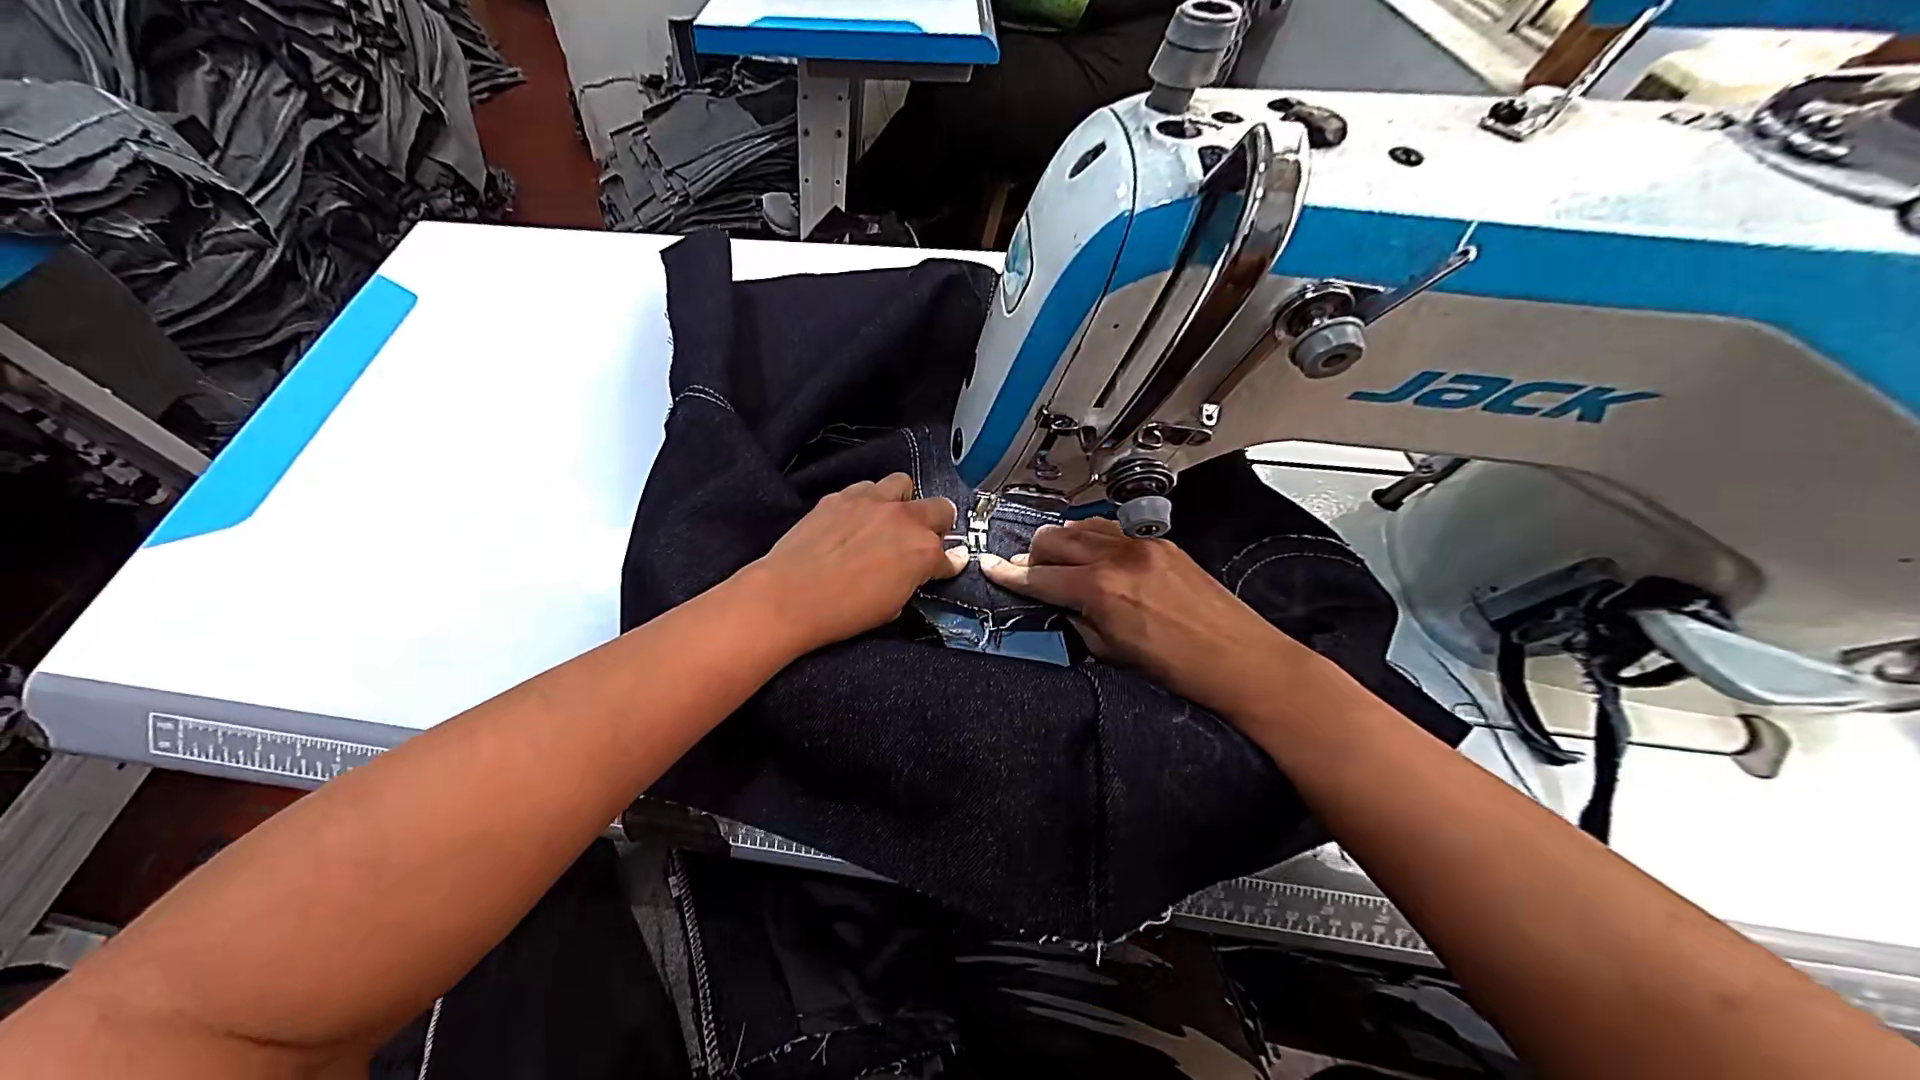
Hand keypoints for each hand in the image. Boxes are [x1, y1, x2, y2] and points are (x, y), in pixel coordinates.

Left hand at [743, 472, 967, 654]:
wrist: (790, 596)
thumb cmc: (842, 611)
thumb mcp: (892, 606)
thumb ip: (914, 580)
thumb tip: (925, 569)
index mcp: (922, 550)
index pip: (948, 554)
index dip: (946, 563)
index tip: (942, 567)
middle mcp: (903, 518)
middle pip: (939, 508)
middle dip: (937, 523)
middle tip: (923, 539)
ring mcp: (871, 502)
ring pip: (901, 484)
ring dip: (902, 501)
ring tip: (888, 521)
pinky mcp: (840, 497)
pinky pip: (865, 488)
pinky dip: (868, 501)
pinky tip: (856, 520)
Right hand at [980, 518, 1331, 718]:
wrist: (1243, 660)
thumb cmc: (1182, 668)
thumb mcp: (1114, 653)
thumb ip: (1079, 621)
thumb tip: (1060, 604)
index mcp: (1100, 590)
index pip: (1039, 576)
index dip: (1009, 574)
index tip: (991, 568)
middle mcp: (1118, 558)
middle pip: (1054, 540)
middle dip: (1033, 555)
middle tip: (1025, 571)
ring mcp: (1141, 545)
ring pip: (1082, 527)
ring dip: (1061, 542)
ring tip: (1055, 560)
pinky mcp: (1162, 543)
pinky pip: (1112, 530)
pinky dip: (1092, 538)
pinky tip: (1093, 553)